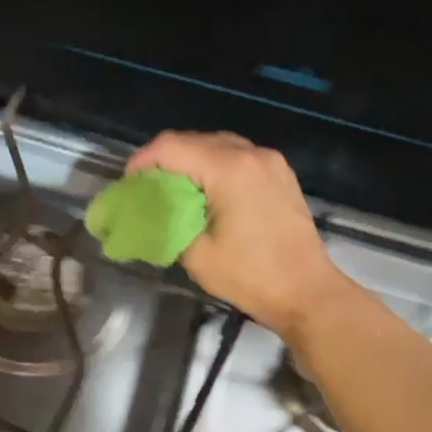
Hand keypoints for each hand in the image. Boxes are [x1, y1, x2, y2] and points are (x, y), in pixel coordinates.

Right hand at [129, 132, 355, 339]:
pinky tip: (200, 192)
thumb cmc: (249, 275)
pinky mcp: (278, 174)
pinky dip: (211, 167)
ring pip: (216, 145)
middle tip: (143, 187)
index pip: (173, 147)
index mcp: (229, 170)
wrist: (305, 291)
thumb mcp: (195, 254)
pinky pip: (236, 157)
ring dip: (188, 161)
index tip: (126, 184)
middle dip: (163, 159)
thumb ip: (168, 223)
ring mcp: (269, 162)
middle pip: (195, 140)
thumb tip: (149, 212)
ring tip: (168, 189)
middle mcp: (251, 155)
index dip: (142, 161)